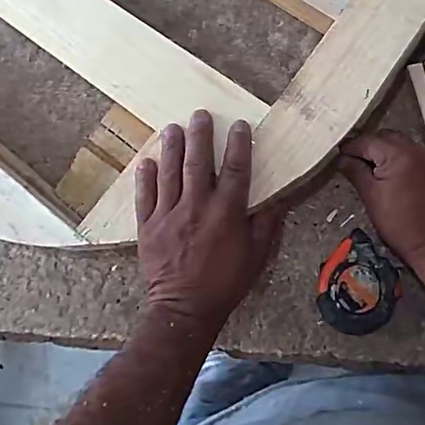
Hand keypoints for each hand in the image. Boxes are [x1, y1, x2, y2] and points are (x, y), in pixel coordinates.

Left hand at [135, 110, 282, 330]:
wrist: (183, 311)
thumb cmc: (226, 282)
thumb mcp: (257, 253)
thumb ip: (267, 222)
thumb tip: (279, 196)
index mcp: (226, 212)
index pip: (236, 168)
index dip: (239, 144)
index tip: (239, 125)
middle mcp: (197, 207)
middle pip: (198, 163)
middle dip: (200, 135)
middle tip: (200, 114)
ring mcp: (169, 216)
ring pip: (170, 173)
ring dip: (172, 148)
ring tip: (173, 127)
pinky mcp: (148, 228)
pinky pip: (145, 197)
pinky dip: (145, 178)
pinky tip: (147, 161)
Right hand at [337, 131, 424, 264]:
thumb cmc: (397, 222)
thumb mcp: (370, 195)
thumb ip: (355, 170)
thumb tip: (342, 158)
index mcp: (399, 153)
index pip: (369, 141)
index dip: (351, 146)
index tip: (339, 153)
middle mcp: (418, 149)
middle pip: (387, 137)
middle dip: (369, 146)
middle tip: (354, 160)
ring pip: (402, 144)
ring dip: (387, 151)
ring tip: (373, 168)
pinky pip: (416, 155)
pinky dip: (403, 159)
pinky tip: (394, 174)